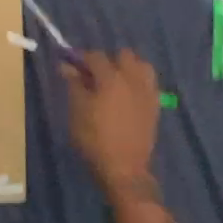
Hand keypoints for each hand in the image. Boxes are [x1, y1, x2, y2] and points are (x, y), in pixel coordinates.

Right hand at [62, 50, 159, 190]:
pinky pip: (149, 83)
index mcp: (111, 78)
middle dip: (108, 61)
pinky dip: (138, 82)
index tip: (71, 66)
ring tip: (114, 84)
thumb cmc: (94, 139)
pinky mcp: (155, 105)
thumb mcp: (77, 111)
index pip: (96, 56)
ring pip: (141, 66)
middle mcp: (133, 78)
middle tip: (94, 77)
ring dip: (127, 68)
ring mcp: (148, 91)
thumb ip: (74, 85)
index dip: (81, 58)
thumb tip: (67, 66)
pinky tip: (127, 96)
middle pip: (123, 55)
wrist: (124, 167)